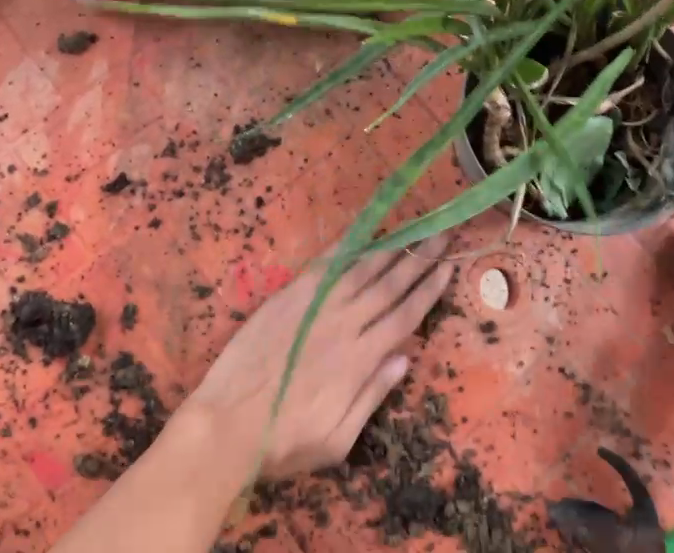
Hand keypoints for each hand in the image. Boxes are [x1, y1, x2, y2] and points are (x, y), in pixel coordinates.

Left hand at [175, 237, 453, 478]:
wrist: (226, 423)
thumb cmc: (284, 441)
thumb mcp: (337, 439)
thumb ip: (372, 396)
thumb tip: (404, 358)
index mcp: (360, 360)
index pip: (404, 317)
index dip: (428, 291)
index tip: (447, 268)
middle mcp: (343, 325)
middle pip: (388, 286)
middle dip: (418, 260)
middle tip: (440, 235)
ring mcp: (314, 307)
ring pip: (360, 270)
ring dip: (389, 249)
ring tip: (411, 231)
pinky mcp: (288, 298)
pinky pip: (323, 266)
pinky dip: (344, 248)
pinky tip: (360, 234)